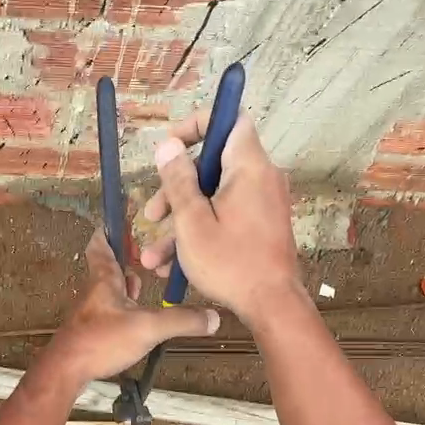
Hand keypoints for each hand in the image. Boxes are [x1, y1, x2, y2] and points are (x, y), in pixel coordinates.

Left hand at [36, 227, 220, 384]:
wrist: (66, 371)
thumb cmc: (101, 341)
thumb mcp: (148, 328)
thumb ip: (181, 321)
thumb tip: (214, 318)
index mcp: (105, 279)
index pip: (102, 244)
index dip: (111, 231)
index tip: (122, 222)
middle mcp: (94, 292)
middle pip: (108, 268)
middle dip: (126, 262)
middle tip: (146, 261)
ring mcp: (89, 314)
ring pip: (109, 293)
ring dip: (125, 290)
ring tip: (144, 291)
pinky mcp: (88, 334)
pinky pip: (107, 315)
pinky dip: (122, 313)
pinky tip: (134, 326)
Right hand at [140, 110, 303, 323]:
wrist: (271, 304)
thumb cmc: (232, 263)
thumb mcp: (192, 223)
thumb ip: (178, 181)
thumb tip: (167, 146)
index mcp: (248, 166)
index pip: (227, 119)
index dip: (196, 126)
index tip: (170, 147)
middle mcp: (260, 178)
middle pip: (212, 166)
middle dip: (176, 190)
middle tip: (152, 215)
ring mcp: (262, 204)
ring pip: (214, 199)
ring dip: (181, 223)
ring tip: (153, 256)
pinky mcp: (261, 227)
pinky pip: (226, 219)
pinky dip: (201, 234)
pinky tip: (173, 266)